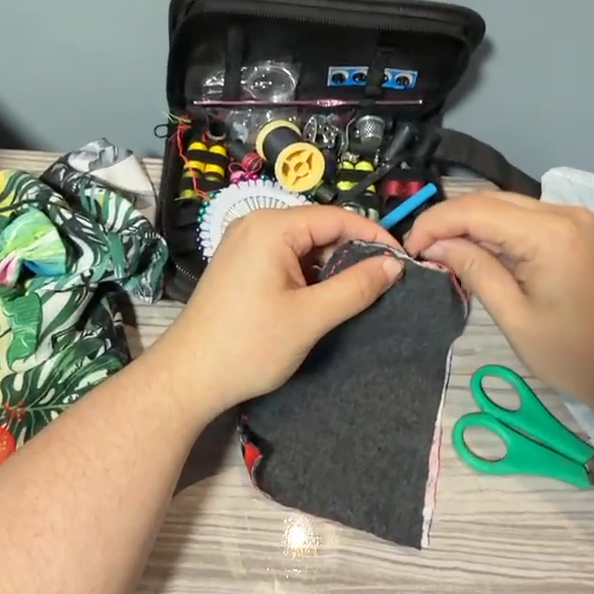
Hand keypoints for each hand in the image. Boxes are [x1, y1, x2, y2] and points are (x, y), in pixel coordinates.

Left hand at [149, 206, 403, 416]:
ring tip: (359, 295)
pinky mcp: (241, 264)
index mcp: (271, 226)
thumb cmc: (249, 344)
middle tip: (384, 284)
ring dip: (331, 267)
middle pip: (319, 228)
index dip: (373, 236)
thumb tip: (395, 264)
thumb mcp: (311, 317)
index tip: (403, 262)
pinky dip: (309, 275)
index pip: (336, 217)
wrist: (189, 377)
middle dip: (352, 253)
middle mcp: (256, 224)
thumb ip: (356, 287)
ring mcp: (245, 243)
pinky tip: (324, 299)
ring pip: (305, 246)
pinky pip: (286, 258)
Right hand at [404, 191, 593, 412]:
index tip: (408, 249)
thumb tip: (435, 244)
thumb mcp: (515, 318)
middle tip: (419, 251)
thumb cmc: (575, 356)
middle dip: (448, 220)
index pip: (474, 210)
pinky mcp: (578, 231)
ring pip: (505, 206)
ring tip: (440, 252)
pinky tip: (477, 252)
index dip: (434, 223)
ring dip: (470, 223)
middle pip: (489, 201)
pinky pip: (525, 218)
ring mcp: (574, 220)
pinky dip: (495, 230)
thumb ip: (474, 271)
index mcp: (549, 234)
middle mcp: (563, 214)